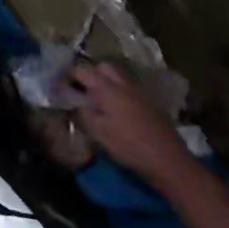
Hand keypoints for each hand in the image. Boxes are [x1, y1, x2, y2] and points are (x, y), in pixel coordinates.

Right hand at [70, 60, 197, 187]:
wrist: (168, 160)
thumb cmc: (127, 145)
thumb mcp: (96, 132)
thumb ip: (80, 113)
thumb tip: (70, 101)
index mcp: (107, 88)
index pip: (81, 70)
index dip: (68, 76)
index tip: (60, 86)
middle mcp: (124, 84)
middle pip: (103, 67)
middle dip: (90, 73)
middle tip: (80, 90)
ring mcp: (140, 92)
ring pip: (119, 76)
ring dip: (106, 82)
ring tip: (97, 100)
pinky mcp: (151, 103)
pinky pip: (130, 88)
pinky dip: (119, 92)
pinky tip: (117, 110)